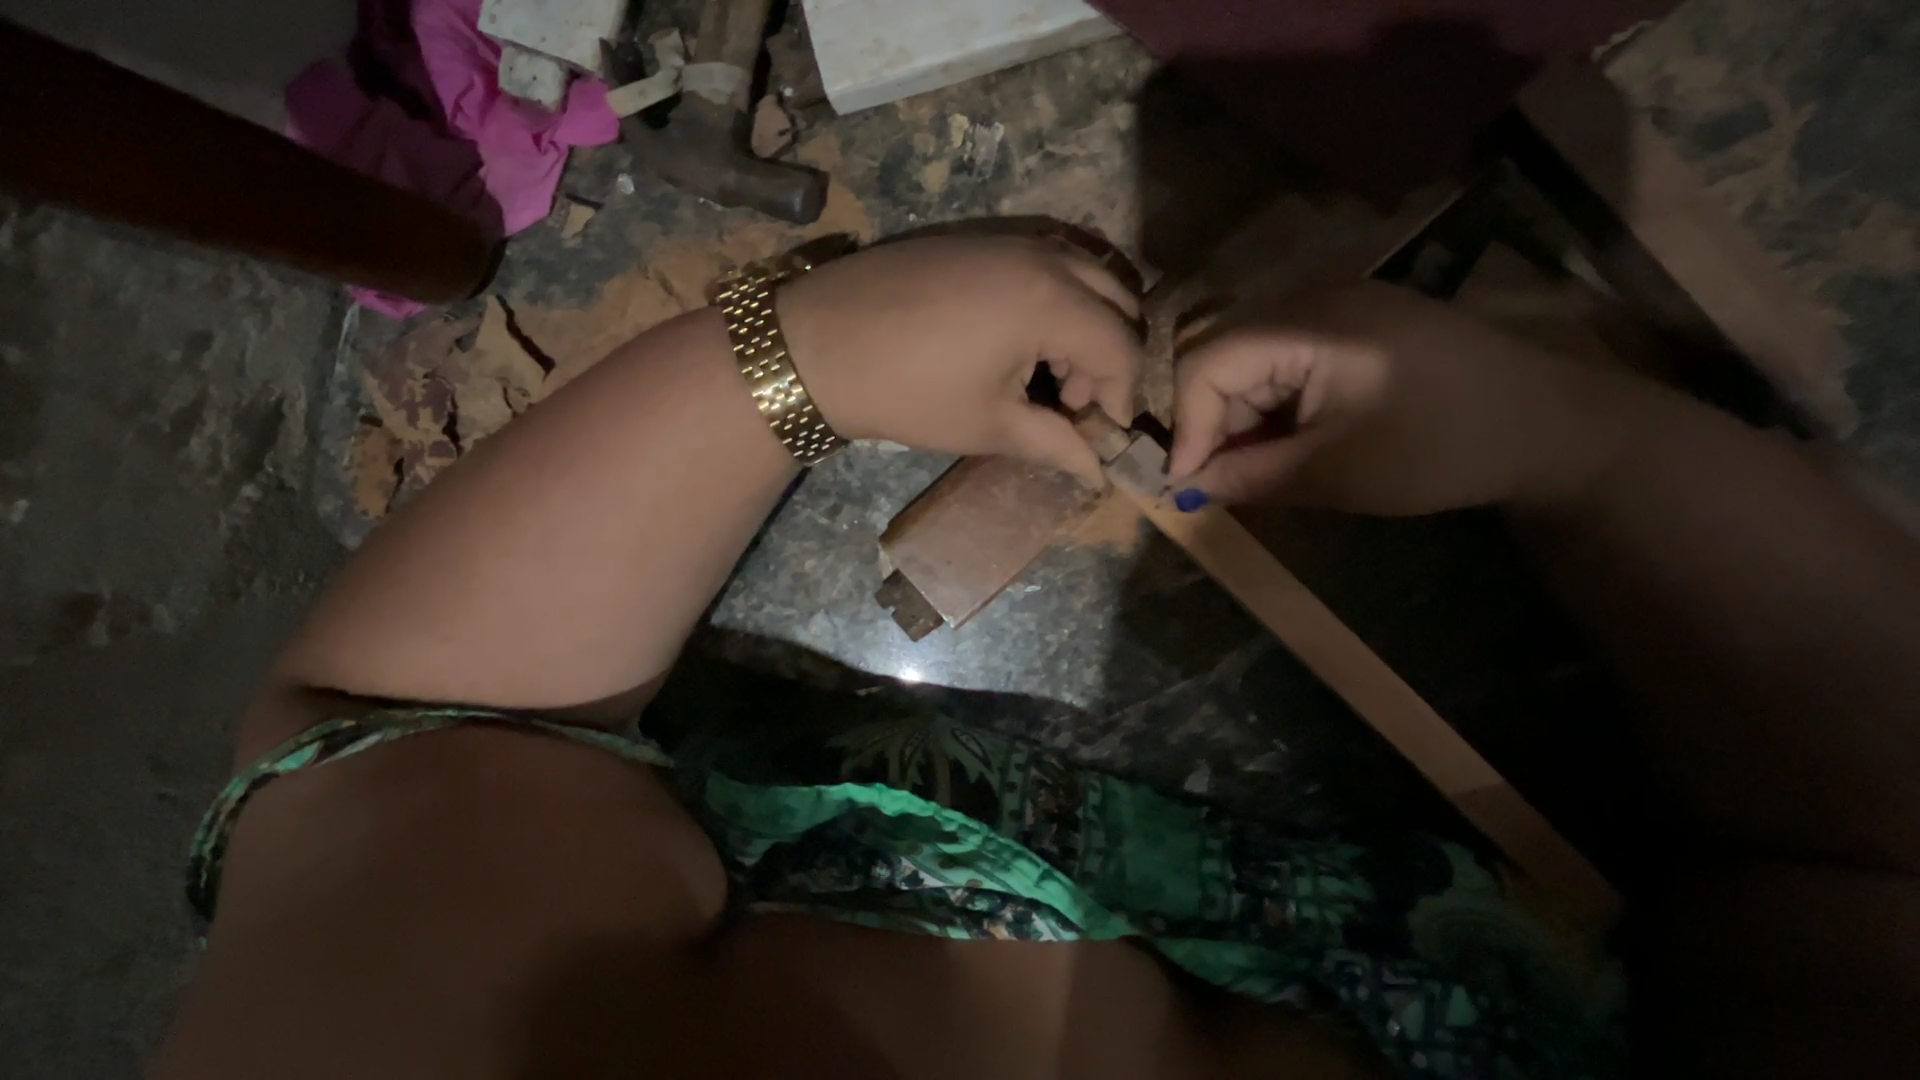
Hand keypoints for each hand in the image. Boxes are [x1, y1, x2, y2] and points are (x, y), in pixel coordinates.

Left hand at [776, 236, 1141, 481]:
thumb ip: (1054, 443)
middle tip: (1073, 401)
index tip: (1101, 433)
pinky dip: (1055, 299)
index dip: (1122, 396)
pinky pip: (1046, 261)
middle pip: (1117, 300)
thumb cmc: (907, 392)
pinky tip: (1018, 339)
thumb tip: (1097, 472)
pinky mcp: (978, 238)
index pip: (1122, 347)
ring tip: (1045, 373)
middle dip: (1109, 356)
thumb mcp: (987, 425)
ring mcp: (1009, 240)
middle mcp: (1042, 256)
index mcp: (1050, 301)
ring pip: (1085, 274)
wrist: (815, 344)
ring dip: (1085, 324)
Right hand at [1167, 282, 1648, 514]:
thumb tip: (1183, 487)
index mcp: (1312, 325)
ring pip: (1251, 357)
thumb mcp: (1336, 473)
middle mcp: (1317, 299)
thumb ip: (1249, 477)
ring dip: (1241, 414)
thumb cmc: (1443, 450)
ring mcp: (1339, 306)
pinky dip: (1273, 402)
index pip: (1207, 361)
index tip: (1189, 483)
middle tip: (1222, 478)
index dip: (1187, 424)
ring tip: (1258, 465)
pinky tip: (1291, 439)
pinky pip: (1285, 357)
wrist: (1555, 428)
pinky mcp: (1356, 324)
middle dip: (1212, 420)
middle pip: (1224, 353)